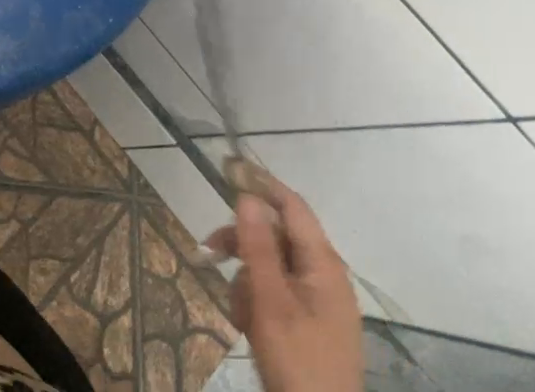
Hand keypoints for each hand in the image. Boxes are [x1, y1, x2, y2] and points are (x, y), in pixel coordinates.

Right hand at [205, 177, 362, 391]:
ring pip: (273, 267)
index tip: (226, 172)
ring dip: (248, 279)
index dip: (262, 185)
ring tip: (238, 311)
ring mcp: (321, 303)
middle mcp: (326, 277)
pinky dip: (258, 302)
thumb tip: (248, 196)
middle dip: (244, 242)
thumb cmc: (297, 361)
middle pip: (279, 237)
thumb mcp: (270, 301)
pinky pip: (278, 295)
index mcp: (323, 265)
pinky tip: (247, 324)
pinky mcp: (311, 324)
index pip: (293, 207)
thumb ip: (258, 246)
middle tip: (209, 251)